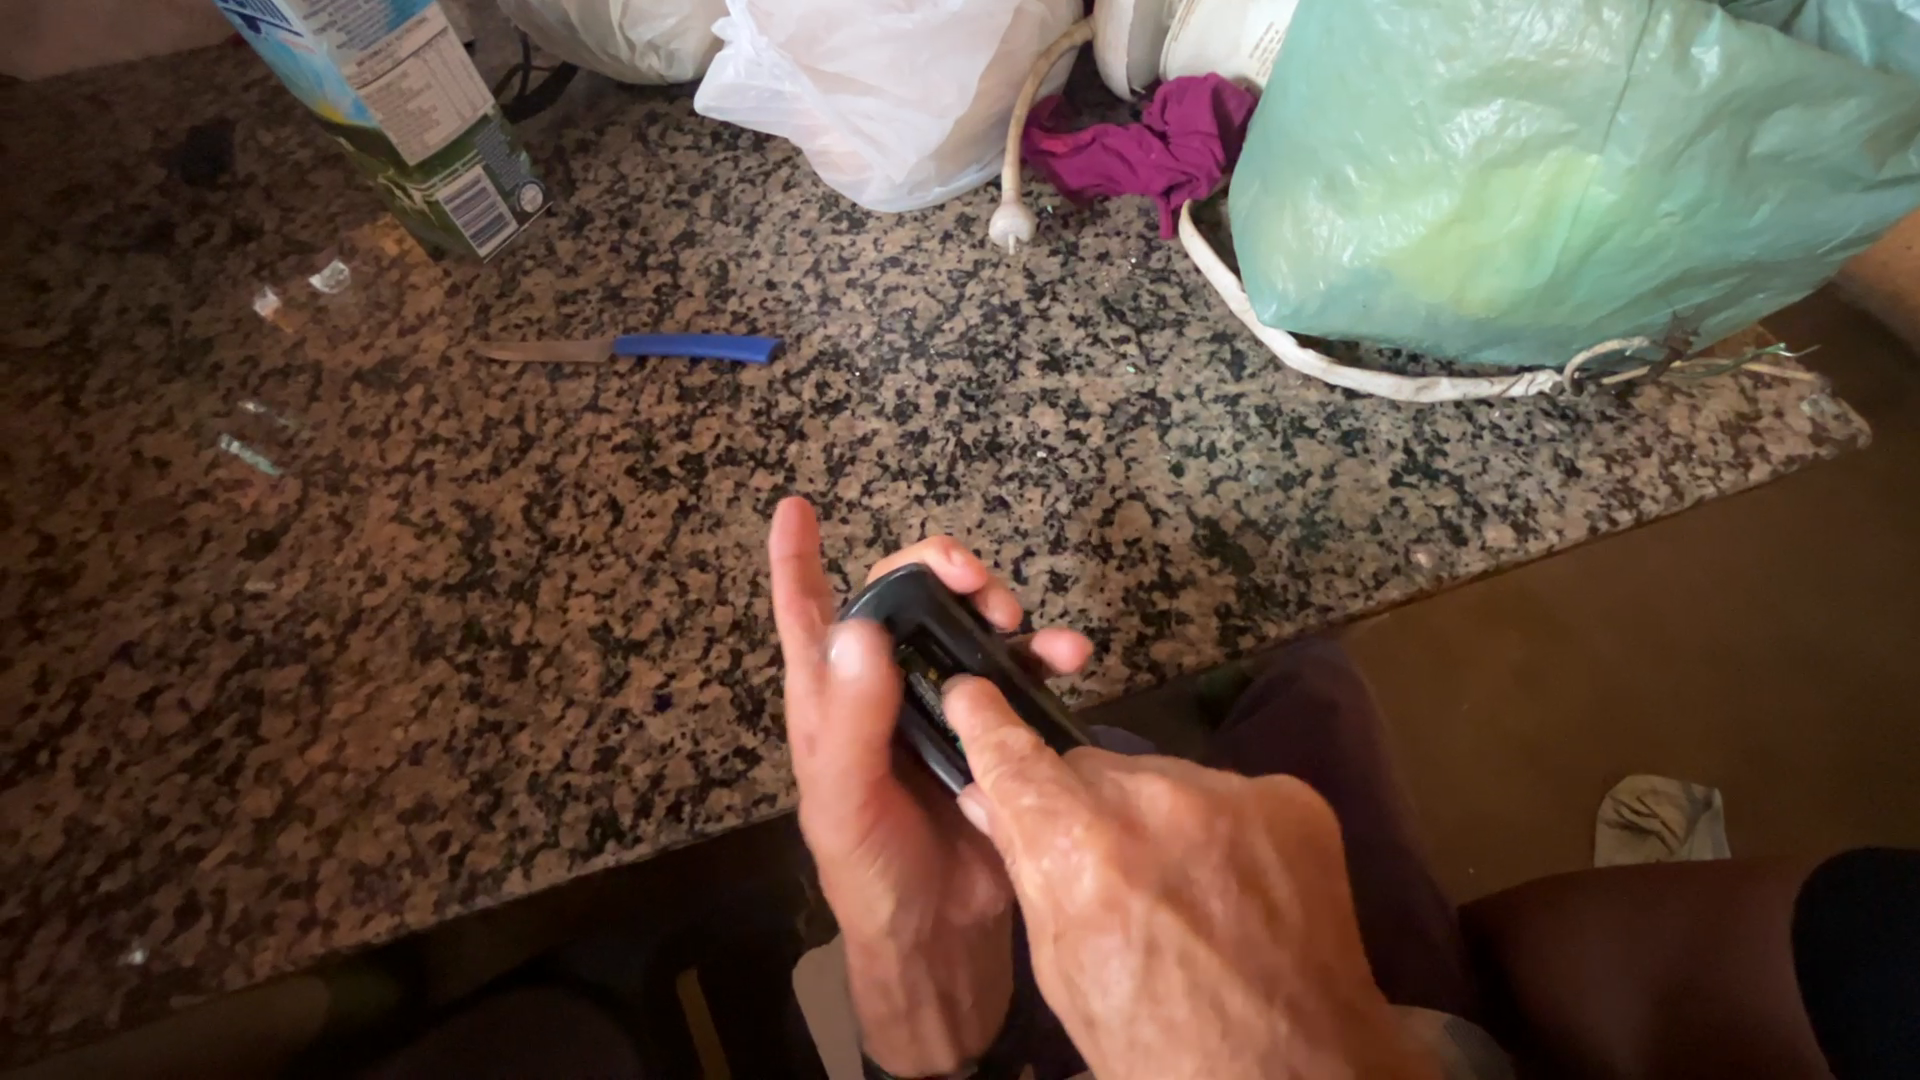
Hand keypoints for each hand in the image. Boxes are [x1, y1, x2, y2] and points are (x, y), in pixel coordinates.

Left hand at [767, 497, 1092, 1075]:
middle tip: (971, 576)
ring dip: (995, 605)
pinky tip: (1069, 655)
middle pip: (904, 598)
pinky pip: (1019, 671)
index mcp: (834, 696)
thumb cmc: (872, 870)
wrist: (944, 933)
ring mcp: (944, 700)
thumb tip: (861, 629)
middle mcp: (887, 685)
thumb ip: (851, 719)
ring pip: (966, 623)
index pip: (807, 612)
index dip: (797, 559)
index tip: (795, 508)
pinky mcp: (993, 722)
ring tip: (1017, 619)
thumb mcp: (845, 798)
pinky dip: (1044, 653)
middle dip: (936, 569)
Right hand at [942, 678, 1438, 1079]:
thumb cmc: (1152, 1041)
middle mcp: (1148, 798)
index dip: (984, 720)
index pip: (1012, 752)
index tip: (968, 692)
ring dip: (1154, 814)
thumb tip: (985, 793)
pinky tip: (1236, 882)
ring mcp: (1226, 792)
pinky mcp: (1288, 797)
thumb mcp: (1061, 966)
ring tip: (1186, 884)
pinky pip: (1224, 790)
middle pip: (1090, 767)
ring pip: (1157, 775)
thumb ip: (1023, 864)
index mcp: (1077, 846)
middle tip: (1114, 865)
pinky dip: (1219, 825)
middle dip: (1085, 802)